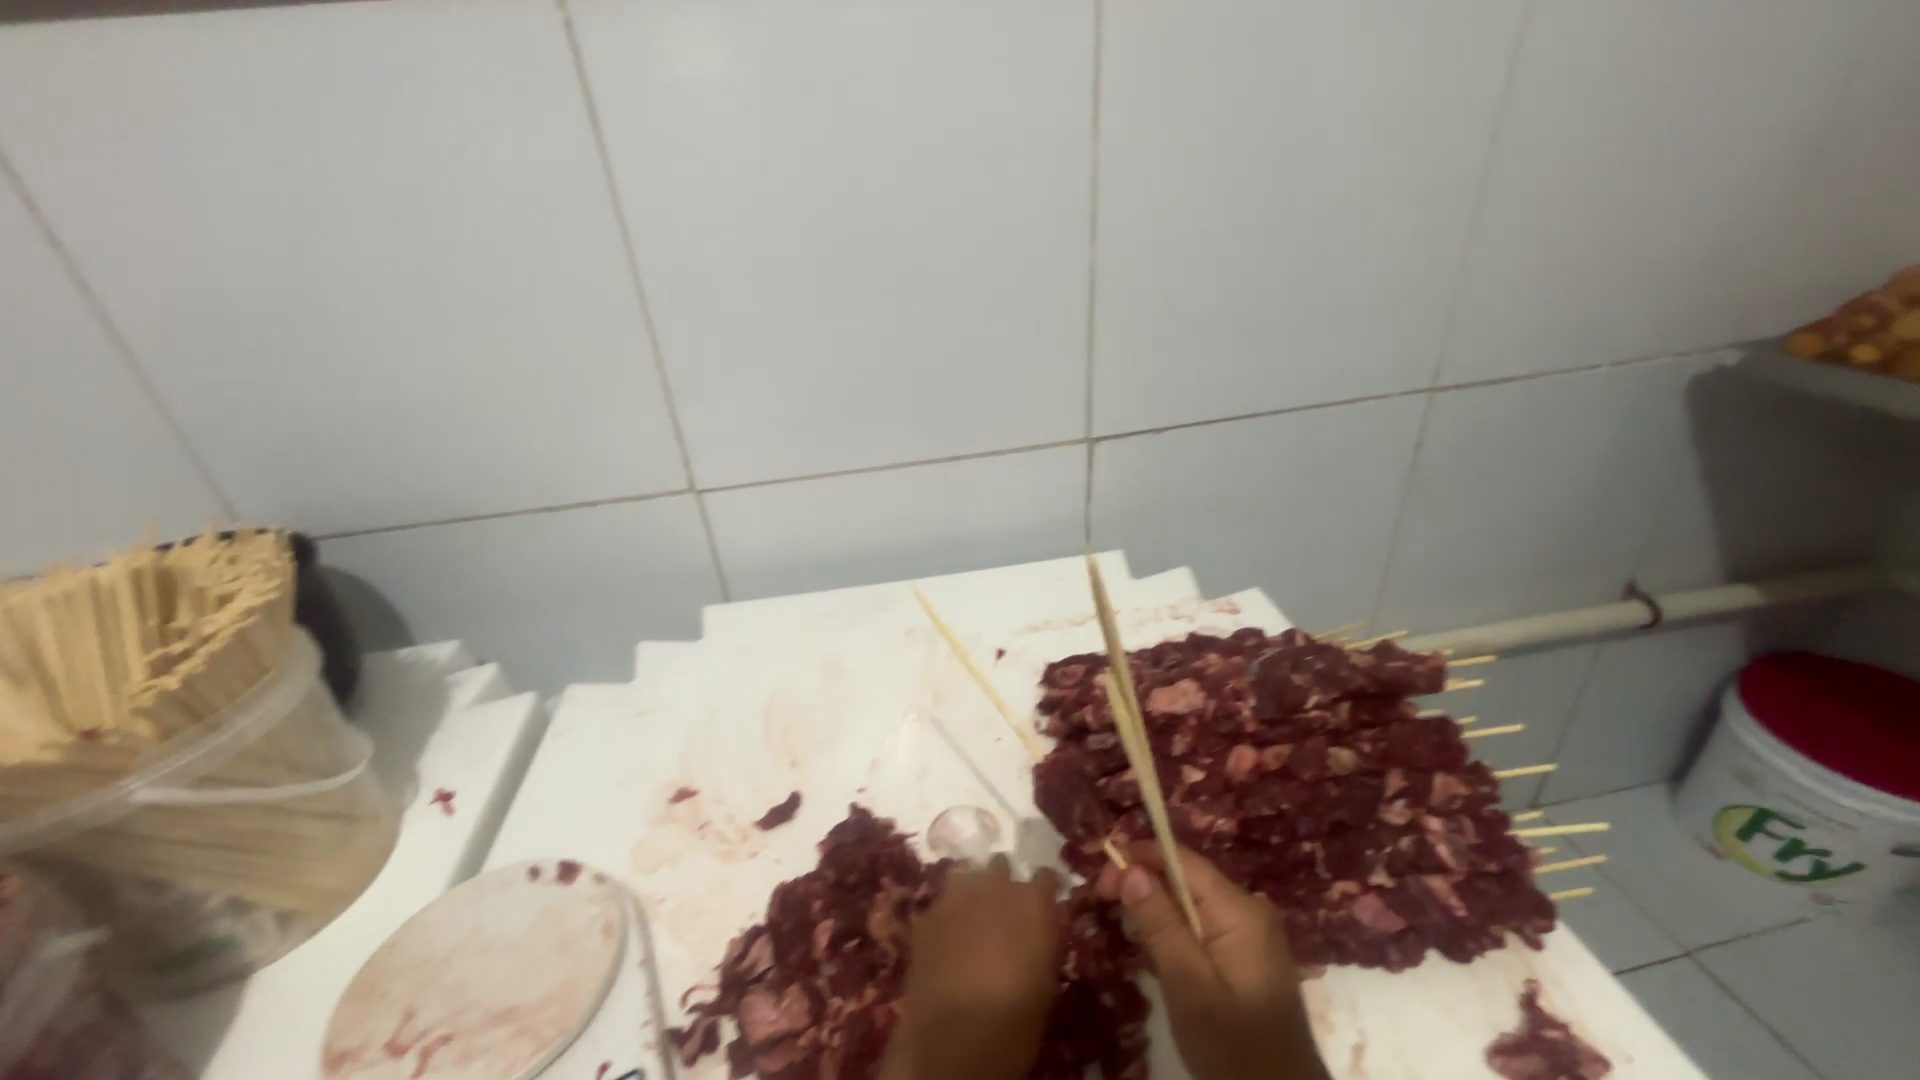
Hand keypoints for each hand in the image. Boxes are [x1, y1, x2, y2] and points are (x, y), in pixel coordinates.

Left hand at [880, 856, 1063, 1079]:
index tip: (1044, 908)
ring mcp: (956, 896)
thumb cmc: (1015, 1020)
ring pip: (967, 877)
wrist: (953, 1040)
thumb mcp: (1047, 982)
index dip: (1044, 893)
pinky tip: (947, 938)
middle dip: (1004, 885)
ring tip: (974, 918)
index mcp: (1034, 901)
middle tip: (1005, 914)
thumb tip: (1039, 931)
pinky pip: (941, 904)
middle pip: (1002, 867)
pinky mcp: (926, 915)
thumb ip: (1044, 943)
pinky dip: (947, 915)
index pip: (1046, 877)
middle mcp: (995, 886)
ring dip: (973, 892)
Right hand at [1096, 842, 1330, 1079]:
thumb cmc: (1232, 1047)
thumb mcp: (1188, 986)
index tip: (1100, 879)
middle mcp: (1249, 909)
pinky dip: (1175, 933)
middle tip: (1103, 905)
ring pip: (1192, 903)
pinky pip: (1204, 926)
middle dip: (1143, 885)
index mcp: (1239, 910)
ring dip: (1156, 912)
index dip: (1137, 857)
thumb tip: (1131, 869)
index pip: (1181, 859)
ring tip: (1126, 934)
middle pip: (1186, 878)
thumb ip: (1160, 925)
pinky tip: (1157, 956)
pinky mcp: (1248, 955)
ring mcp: (1252, 933)